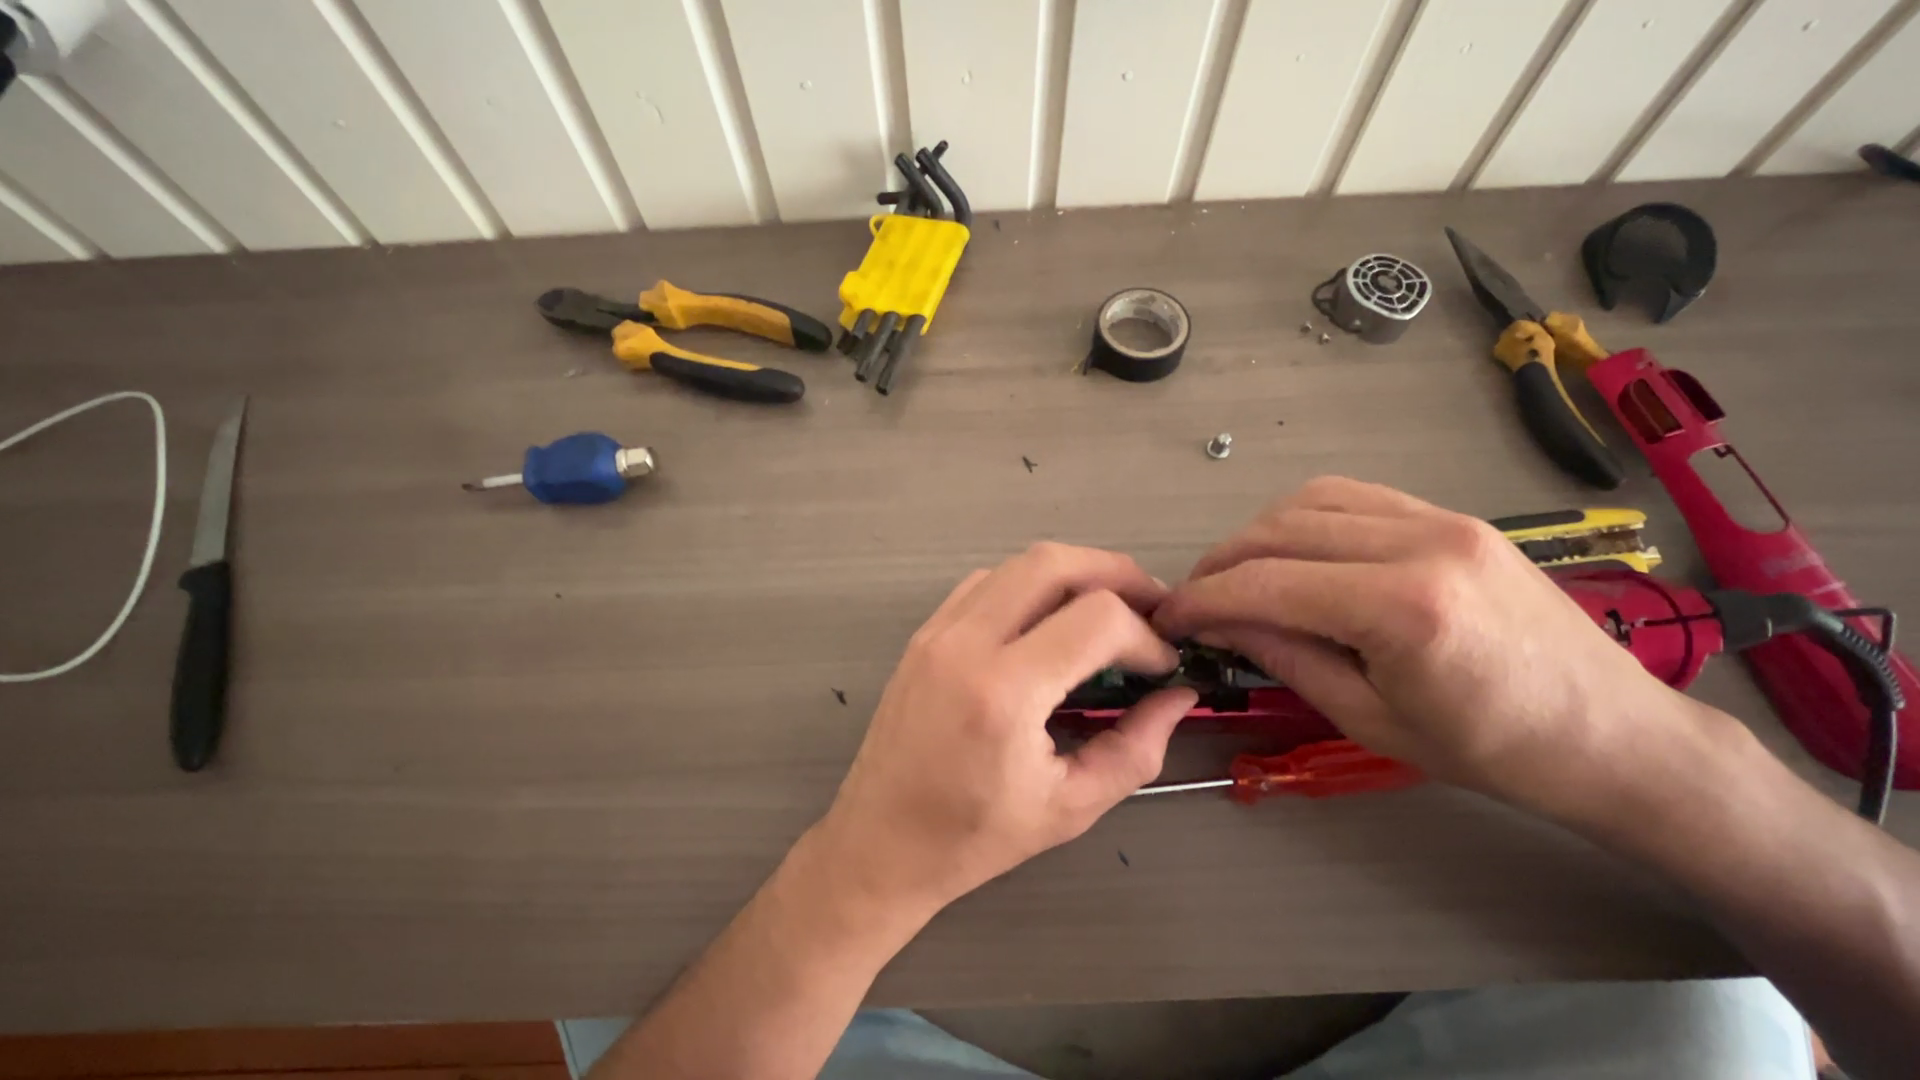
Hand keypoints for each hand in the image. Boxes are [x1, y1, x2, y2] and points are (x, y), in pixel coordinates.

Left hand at [813, 544, 1198, 914]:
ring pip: (1018, 564)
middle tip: (1152, 608)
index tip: (1162, 665)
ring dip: (1073, 574)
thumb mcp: (1071, 806)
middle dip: (1116, 574)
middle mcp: (966, 645)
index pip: (1096, 619)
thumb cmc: (974, 837)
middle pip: (1055, 563)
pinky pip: (986, 583)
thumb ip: (1135, 748)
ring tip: (1109, 611)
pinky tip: (1051, 622)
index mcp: (1004, 693)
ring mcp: (937, 632)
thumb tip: (1179, 697)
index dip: (1145, 635)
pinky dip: (1030, 586)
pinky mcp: (924, 634)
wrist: (880, 844)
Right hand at [1152, 477, 1688, 812]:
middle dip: (1220, 564)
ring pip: (1310, 500)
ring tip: (1238, 576)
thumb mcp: (1369, 718)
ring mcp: (1441, 519)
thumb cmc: (1490, 749)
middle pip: (1279, 530)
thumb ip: (1287, 657)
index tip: (1168, 618)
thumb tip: (1220, 623)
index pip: (1266, 583)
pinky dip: (1305, 518)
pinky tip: (1293, 552)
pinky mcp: (1453, 515)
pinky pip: (1354, 496)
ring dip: (1258, 534)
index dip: (1203, 599)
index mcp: (1403, 609)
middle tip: (1193, 602)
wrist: (1607, 731)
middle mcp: (1420, 543)